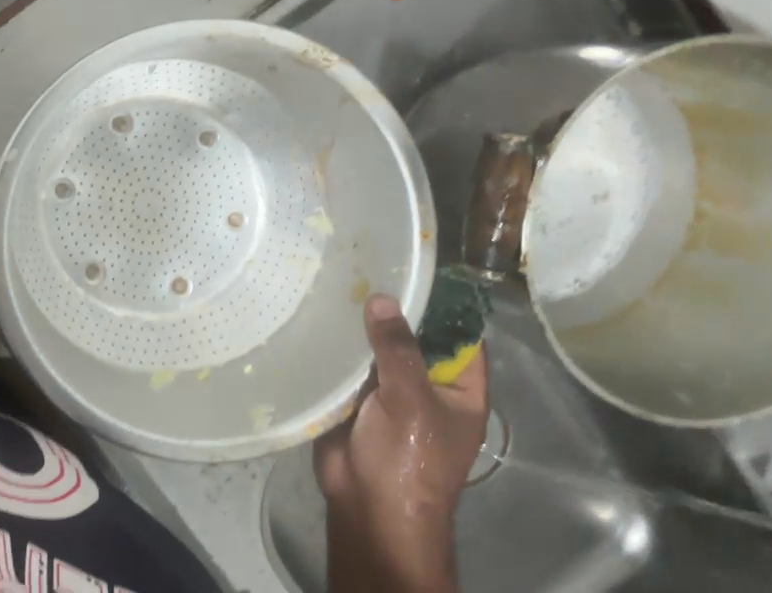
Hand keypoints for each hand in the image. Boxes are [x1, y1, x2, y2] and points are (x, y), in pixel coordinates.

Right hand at [315, 295, 487, 591]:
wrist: (368, 504)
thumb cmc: (408, 458)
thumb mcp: (410, 399)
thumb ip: (397, 349)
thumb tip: (384, 298)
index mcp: (459, 391)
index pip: (459, 338)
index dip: (442, 306)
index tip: (413, 269)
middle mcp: (426, 388)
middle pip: (412, 341)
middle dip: (390, 311)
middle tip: (360, 266)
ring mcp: (387, 394)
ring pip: (375, 351)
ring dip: (356, 327)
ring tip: (330, 282)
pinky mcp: (352, 400)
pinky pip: (345, 366)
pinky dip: (333, 346)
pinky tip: (311, 317)